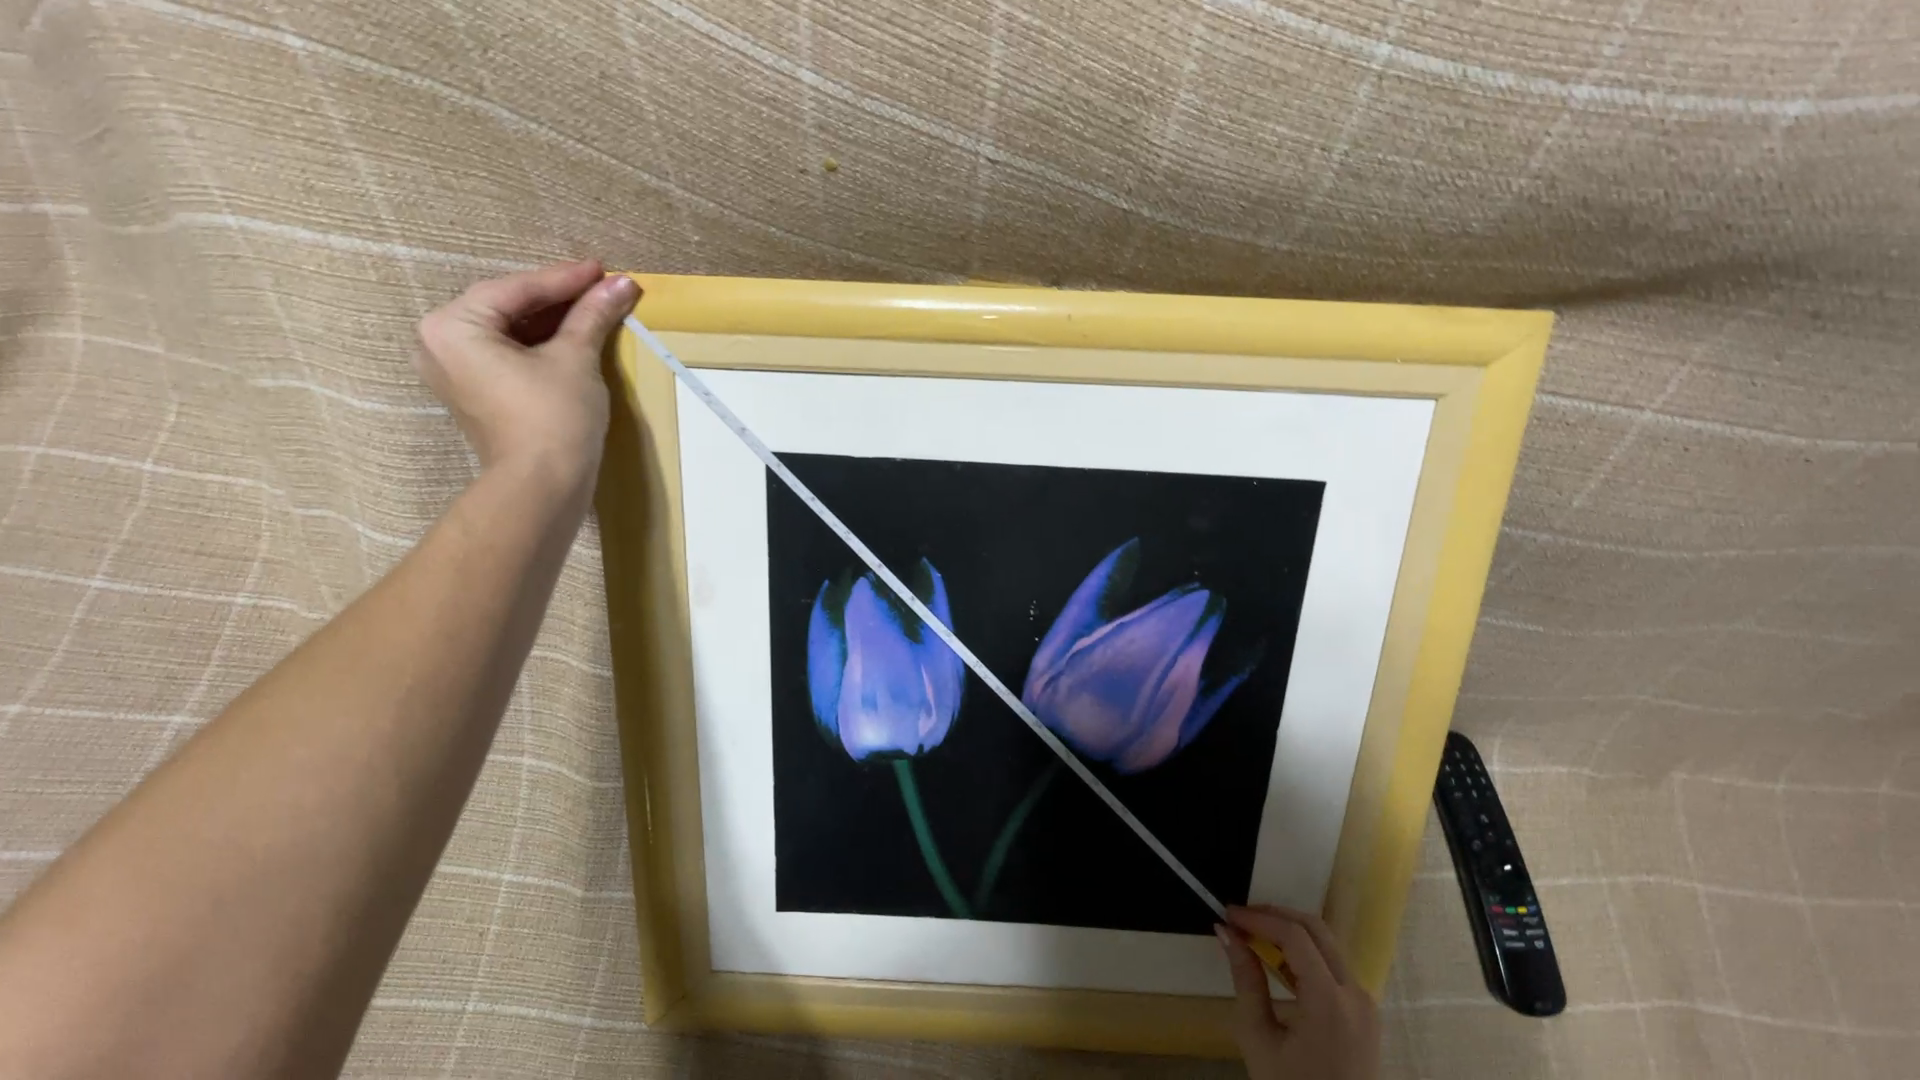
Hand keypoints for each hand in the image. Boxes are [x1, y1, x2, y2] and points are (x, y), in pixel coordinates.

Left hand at [415, 259, 638, 488]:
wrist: (542, 487)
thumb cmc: (553, 418)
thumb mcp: (575, 359)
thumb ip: (593, 315)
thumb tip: (623, 283)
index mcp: (452, 326)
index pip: (517, 290)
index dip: (565, 279)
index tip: (602, 269)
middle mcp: (438, 343)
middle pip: (507, 306)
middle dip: (557, 298)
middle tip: (599, 286)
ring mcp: (452, 370)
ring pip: (507, 330)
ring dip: (551, 320)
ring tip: (593, 308)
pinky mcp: (473, 393)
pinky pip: (504, 354)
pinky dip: (538, 344)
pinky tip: (573, 336)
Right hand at [1218, 904, 1380, 1079]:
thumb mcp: (1258, 1038)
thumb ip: (1245, 981)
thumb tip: (1226, 933)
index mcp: (1330, 1001)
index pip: (1295, 936)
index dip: (1259, 919)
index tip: (1228, 915)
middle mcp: (1356, 994)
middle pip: (1317, 931)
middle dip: (1276, 916)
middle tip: (1240, 919)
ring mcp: (1366, 1004)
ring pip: (1328, 946)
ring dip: (1291, 933)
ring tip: (1254, 937)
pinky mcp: (1366, 1014)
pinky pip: (1335, 968)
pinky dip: (1306, 955)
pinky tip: (1279, 962)